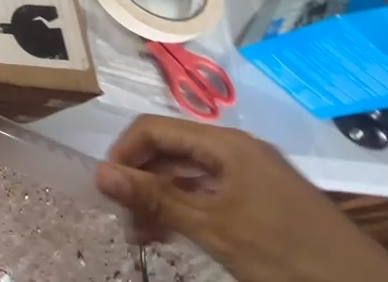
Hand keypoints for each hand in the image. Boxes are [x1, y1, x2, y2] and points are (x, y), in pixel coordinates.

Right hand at [96, 116, 387, 281]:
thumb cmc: (289, 257)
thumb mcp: (215, 230)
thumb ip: (155, 199)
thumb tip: (98, 173)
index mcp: (226, 144)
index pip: (153, 129)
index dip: (124, 154)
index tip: (108, 189)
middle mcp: (238, 150)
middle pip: (171, 149)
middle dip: (141, 179)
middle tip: (123, 217)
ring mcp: (255, 175)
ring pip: (190, 174)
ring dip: (162, 198)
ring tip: (143, 233)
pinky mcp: (268, 201)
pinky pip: (213, 192)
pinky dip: (188, 208)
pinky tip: (175, 234)